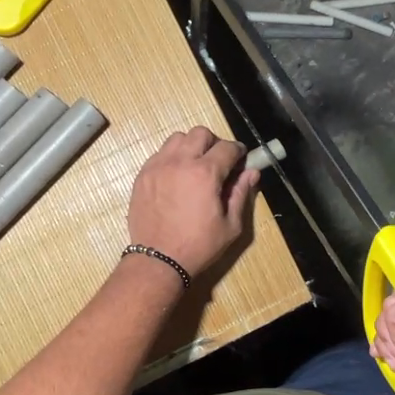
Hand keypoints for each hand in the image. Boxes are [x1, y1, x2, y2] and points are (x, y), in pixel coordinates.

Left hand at [126, 127, 258, 277]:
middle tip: (218, 162)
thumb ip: (241, 194)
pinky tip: (176, 176)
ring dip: (190, 146)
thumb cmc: (199, 246)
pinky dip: (171, 157)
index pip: (227, 147)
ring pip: (176, 138)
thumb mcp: (230, 225)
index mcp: (205, 173)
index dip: (239, 151)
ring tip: (194, 166)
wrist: (158, 260)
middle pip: (200, 133)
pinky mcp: (143, 175)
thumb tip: (252, 172)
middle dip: (214, 143)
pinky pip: (159, 153)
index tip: (241, 160)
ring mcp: (157, 166)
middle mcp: (180, 162)